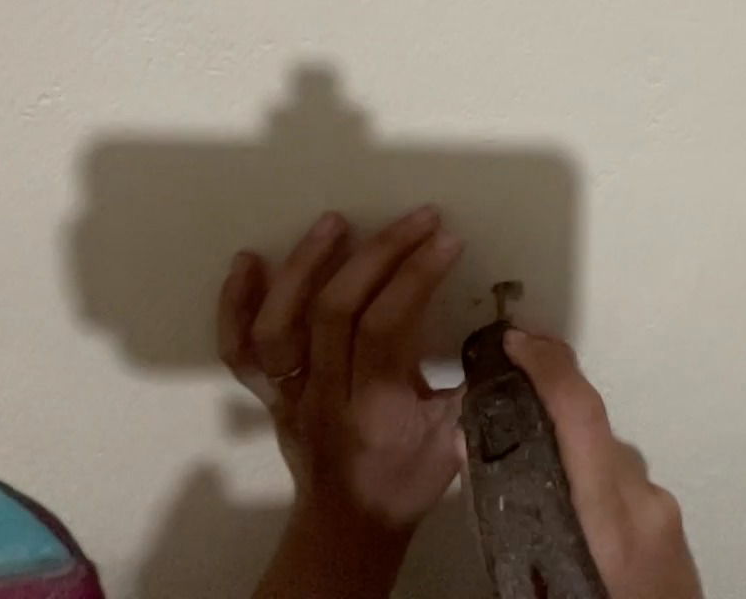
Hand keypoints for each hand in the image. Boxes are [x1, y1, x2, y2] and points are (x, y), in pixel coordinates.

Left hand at [217, 206, 465, 596]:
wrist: (348, 528)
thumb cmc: (407, 481)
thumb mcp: (458, 440)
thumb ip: (481, 387)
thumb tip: (510, 333)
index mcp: (375, 407)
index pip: (387, 327)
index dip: (416, 276)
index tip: (448, 239)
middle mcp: (324, 394)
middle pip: (335, 312)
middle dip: (379, 254)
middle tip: (417, 217)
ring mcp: (288, 392)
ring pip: (280, 324)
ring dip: (305, 266)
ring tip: (335, 220)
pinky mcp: (267, 391)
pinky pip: (240, 349)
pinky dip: (235, 304)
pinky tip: (247, 261)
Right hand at [505, 329, 704, 598]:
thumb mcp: (527, 585)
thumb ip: (502, 517)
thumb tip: (473, 455)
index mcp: (613, 523)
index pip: (583, 417)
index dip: (547, 367)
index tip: (514, 340)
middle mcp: (648, 506)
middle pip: (594, 432)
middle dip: (547, 412)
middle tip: (496, 412)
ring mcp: (667, 517)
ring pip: (608, 461)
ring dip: (569, 457)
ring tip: (526, 483)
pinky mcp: (673, 531)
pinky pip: (623, 486)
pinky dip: (591, 482)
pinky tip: (564, 512)